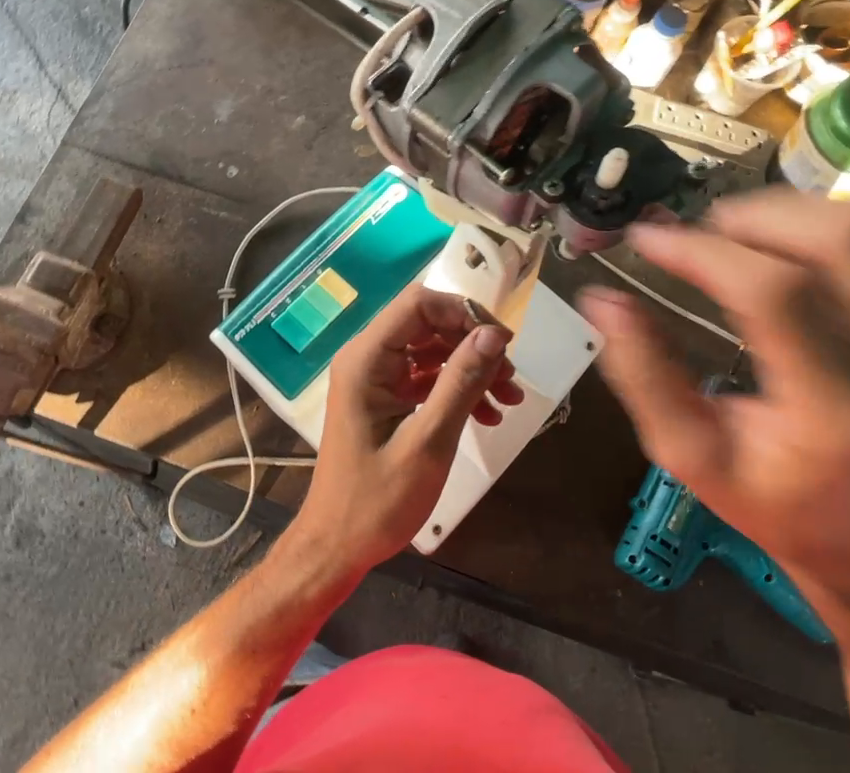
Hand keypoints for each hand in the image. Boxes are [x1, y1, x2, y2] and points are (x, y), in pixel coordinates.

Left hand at [283, 285, 520, 581]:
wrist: (337, 546)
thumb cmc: (376, 500)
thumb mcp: (428, 442)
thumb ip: (460, 383)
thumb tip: (495, 334)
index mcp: (365, 360)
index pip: (418, 304)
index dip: (465, 313)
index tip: (504, 343)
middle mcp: (367, 359)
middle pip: (427, 324)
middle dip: (473, 344)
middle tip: (511, 375)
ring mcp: (375, 380)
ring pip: (431, 351)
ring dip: (472, 368)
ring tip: (509, 398)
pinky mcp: (384, 401)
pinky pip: (426, 379)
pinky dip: (457, 390)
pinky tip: (489, 416)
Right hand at [577, 190, 849, 615]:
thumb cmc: (772, 501)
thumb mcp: (688, 456)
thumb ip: (644, 376)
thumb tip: (601, 299)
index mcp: (831, 410)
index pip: (774, 295)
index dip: (701, 253)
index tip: (646, 241)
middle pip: (840, 242)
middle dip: (752, 218)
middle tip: (697, 236)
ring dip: (793, 212)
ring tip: (737, 234)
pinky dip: (839, 218)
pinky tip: (793, 240)